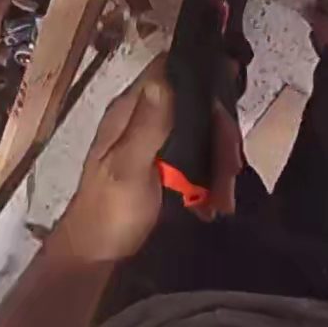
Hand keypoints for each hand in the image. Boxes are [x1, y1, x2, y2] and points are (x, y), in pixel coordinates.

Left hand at [47, 53, 244, 263]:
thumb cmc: (108, 212)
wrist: (96, 255)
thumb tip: (163, 78)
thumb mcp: (128, 168)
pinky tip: (218, 200)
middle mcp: (145, 117)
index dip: (198, 70)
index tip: (230, 83)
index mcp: (130, 110)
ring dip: (219, 159)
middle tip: (231, 165)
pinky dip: (213, 175)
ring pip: (201, 131)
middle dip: (218, 131)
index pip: (166, 70)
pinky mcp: (167, 163)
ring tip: (225, 195)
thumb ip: (147, 126)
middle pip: (193, 103)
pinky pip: (200, 155)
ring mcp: (157, 139)